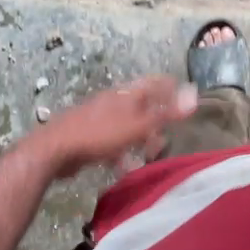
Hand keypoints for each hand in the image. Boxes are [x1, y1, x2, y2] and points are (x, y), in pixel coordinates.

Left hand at [26, 76, 198, 178]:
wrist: (55, 150)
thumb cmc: (99, 135)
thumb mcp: (136, 125)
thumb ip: (165, 112)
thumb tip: (195, 93)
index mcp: (125, 94)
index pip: (154, 83)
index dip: (170, 88)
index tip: (186, 98)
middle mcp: (113, 102)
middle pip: (141, 105)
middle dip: (156, 118)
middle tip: (168, 133)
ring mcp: (99, 119)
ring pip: (127, 125)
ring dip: (140, 138)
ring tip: (151, 153)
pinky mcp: (89, 137)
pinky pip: (113, 143)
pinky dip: (123, 153)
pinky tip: (126, 167)